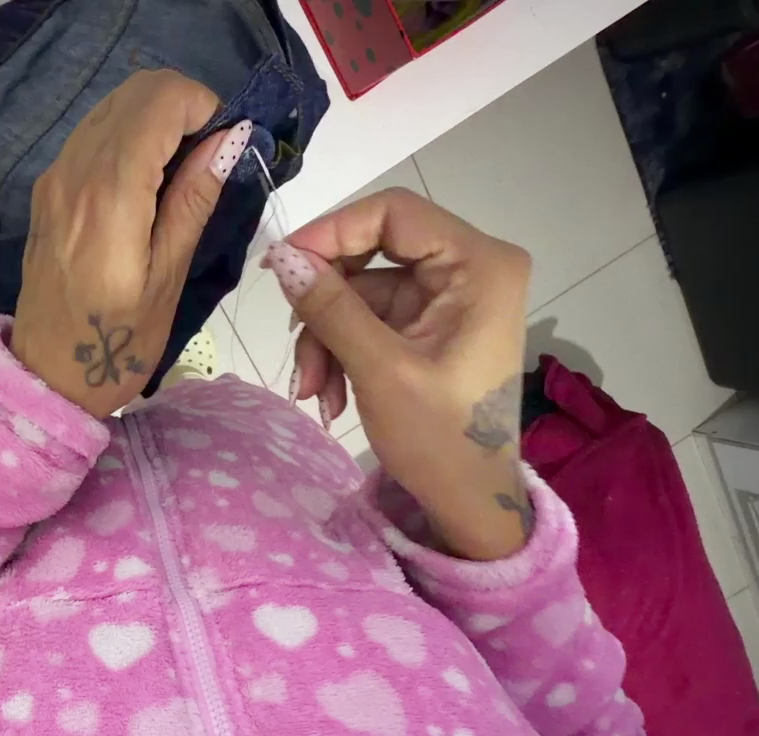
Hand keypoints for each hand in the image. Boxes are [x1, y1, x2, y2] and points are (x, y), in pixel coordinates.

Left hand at [13, 70, 251, 417]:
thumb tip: (229, 140)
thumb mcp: (167, 281)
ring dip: (154, 120)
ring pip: (111, 108)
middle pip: (135, 92)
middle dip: (182, 108)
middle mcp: (73, 171)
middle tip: (208, 157)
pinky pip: (91, 136)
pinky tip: (145, 184)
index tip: (225, 145)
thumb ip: (193, 202)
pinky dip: (126, 138)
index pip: (161, 100)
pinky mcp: (46, 191)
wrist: (47, 378)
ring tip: (179, 174)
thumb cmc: (118, 345)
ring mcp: (53, 178)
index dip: (204, 107)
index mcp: (109, 195)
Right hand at [264, 189, 532, 559]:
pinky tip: (332, 398)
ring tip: (315, 394)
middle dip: (325, 308)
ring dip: (326, 342)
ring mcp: (445, 300)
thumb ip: (331, 308)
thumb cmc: (439, 438)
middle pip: (371, 257)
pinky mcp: (426, 328)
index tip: (279, 267)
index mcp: (479, 265)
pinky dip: (341, 356)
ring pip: (360, 296)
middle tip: (295, 349)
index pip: (394, 213)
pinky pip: (367, 323)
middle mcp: (468, 269)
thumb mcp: (379, 370)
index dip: (331, 232)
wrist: (467, 500)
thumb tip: (282, 257)